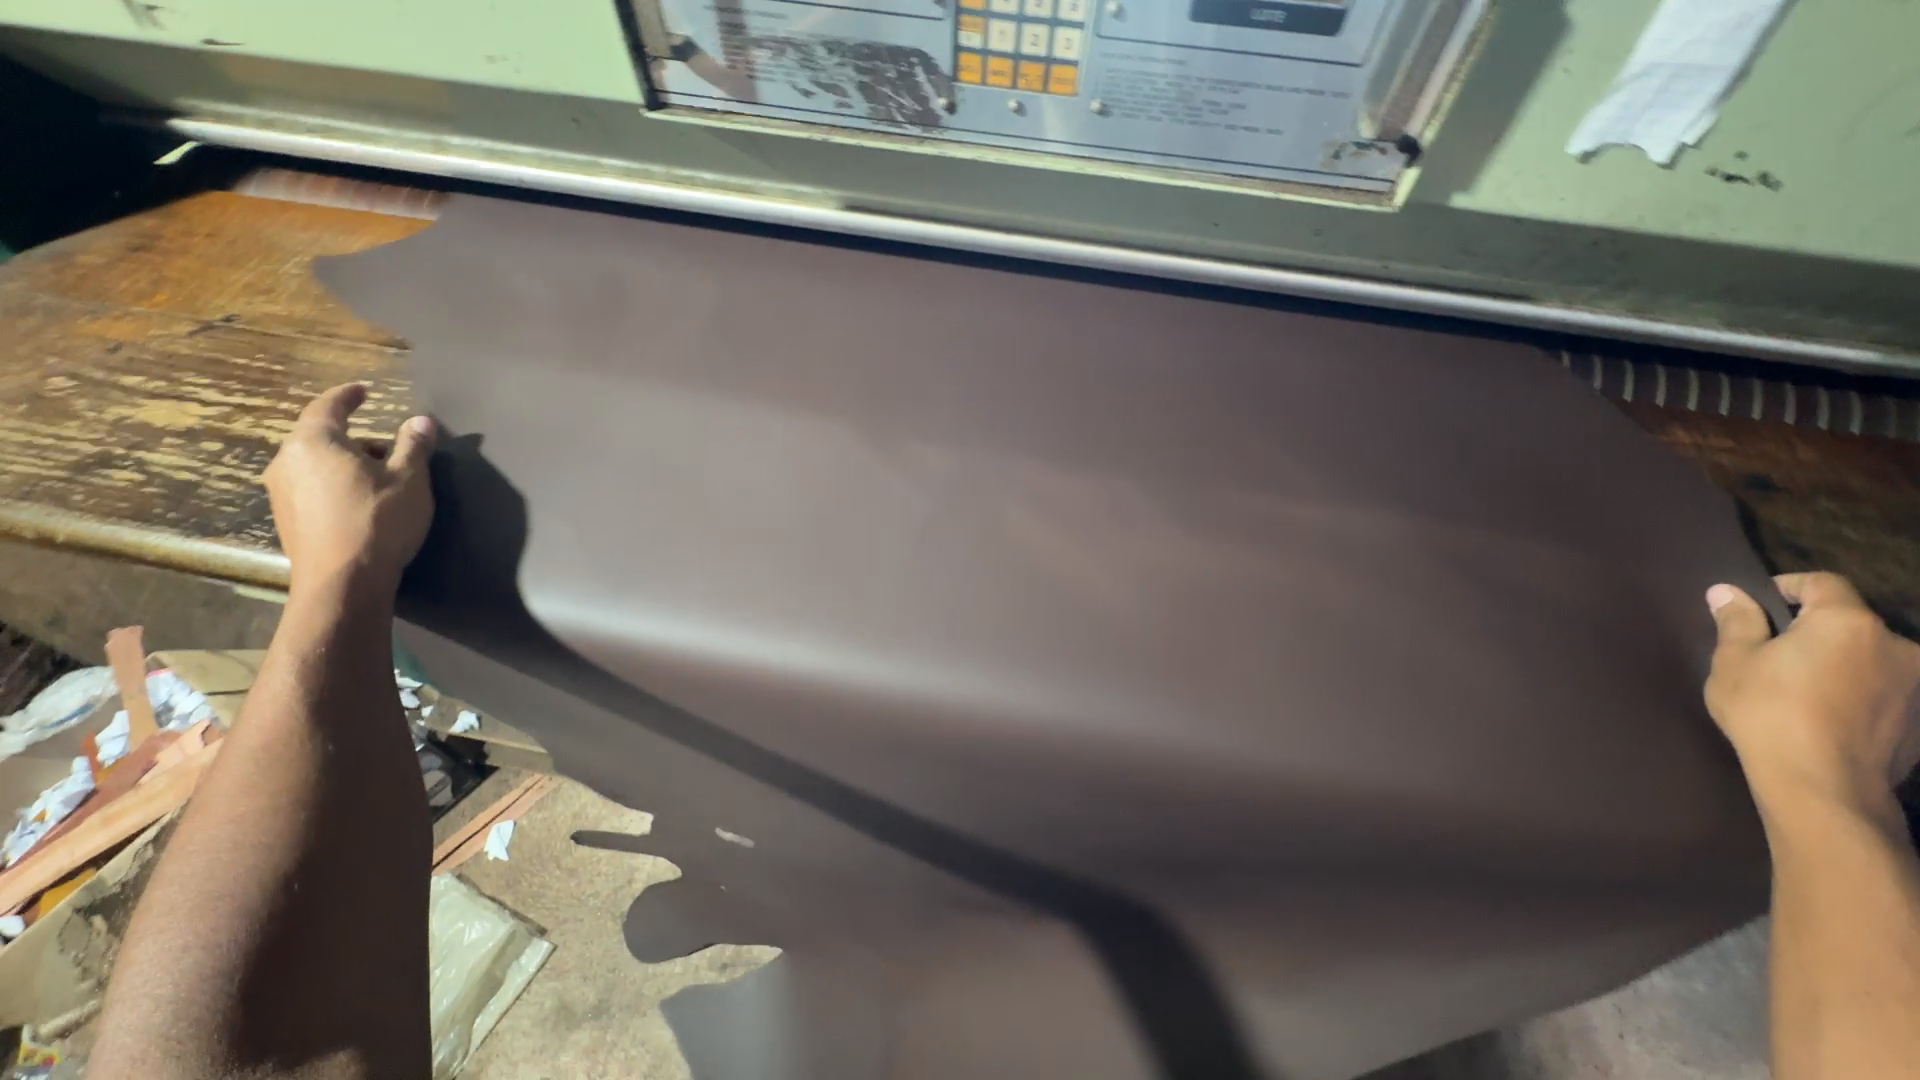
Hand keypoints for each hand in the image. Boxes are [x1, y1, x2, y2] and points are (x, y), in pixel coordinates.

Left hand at [264, 383, 436, 593]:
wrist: (344, 581)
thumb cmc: (378, 519)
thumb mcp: (409, 479)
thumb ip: (413, 446)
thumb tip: (420, 421)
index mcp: (314, 442)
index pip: (328, 407)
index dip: (348, 396)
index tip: (363, 391)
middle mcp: (287, 461)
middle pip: (322, 438)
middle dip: (357, 439)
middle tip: (390, 450)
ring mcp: (281, 492)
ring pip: (318, 465)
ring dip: (348, 465)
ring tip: (382, 480)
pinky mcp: (286, 519)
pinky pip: (313, 488)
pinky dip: (337, 485)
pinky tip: (362, 503)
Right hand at [1705, 573, 1919, 815]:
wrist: (1822, 782)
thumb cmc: (1767, 711)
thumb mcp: (1734, 663)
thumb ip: (1737, 622)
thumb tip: (1725, 591)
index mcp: (1845, 622)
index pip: (1823, 583)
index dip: (1790, 586)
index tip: (1762, 603)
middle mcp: (1897, 643)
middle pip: (1852, 622)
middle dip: (1818, 631)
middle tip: (1779, 653)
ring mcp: (1917, 682)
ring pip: (1874, 657)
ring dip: (1846, 662)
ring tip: (1809, 688)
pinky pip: (1890, 690)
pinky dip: (1864, 693)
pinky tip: (1834, 715)